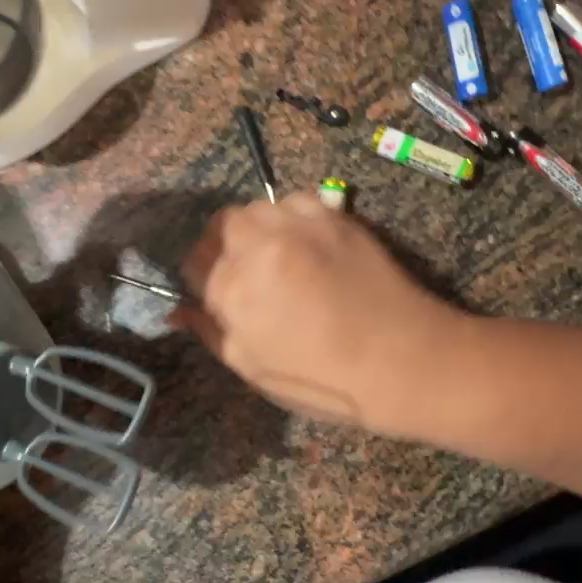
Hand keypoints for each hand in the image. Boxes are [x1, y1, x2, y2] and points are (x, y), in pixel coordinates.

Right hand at [169, 193, 461, 428]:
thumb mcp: (254, 370)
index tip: (221, 296)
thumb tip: (177, 310)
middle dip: (225, 248)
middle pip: (220, 227)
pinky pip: (295, 202)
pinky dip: (292, 219)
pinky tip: (307, 248)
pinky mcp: (333, 215)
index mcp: (231, 289)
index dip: (203, 280)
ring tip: (277, 259)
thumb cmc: (323, 380)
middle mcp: (258, 246)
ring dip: (257, 230)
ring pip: (256, 209)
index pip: (193, 263)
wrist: (403, 360)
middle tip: (249, 276)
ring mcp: (298, 225)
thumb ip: (211, 333)